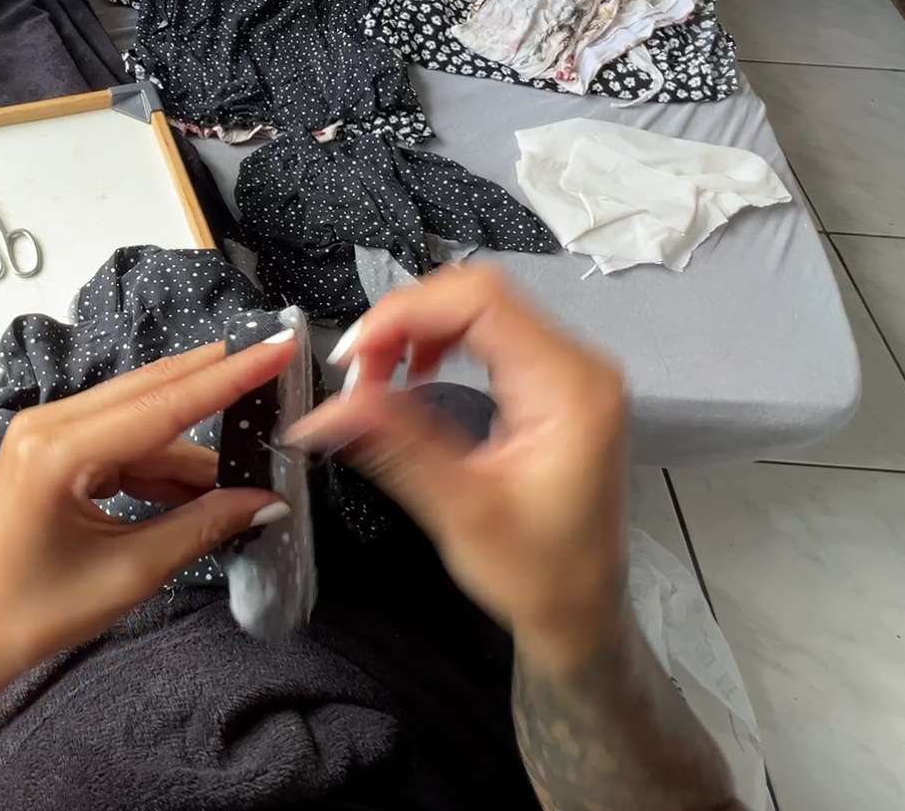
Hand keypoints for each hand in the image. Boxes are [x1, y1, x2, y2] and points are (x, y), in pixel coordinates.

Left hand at [0, 336, 295, 713]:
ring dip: (191, 447)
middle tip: (277, 365)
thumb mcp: (128, 574)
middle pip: (151, 392)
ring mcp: (48, 430)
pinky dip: (161, 463)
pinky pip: (123, 441)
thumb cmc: (37, 614)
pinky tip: (200, 487)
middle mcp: (49, 422)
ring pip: (141, 420)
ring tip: (248, 466)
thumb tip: (267, 501)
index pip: (162, 404)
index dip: (227, 376)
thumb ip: (201, 527)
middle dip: (215, 382)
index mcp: (58, 450)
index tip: (277, 345)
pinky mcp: (54, 446)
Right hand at [288, 265, 629, 674]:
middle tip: (358, 371)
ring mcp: (561, 367)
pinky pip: (480, 328)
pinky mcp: (543, 378)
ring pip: (471, 303)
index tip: (352, 357)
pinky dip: (430, 339)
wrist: (581, 612)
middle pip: (474, 292)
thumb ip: (393, 446)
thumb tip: (323, 409)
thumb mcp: (459, 510)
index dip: (403, 313)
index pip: (479, 302)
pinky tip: (412, 373)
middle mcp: (573, 363)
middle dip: (401, 319)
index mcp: (568, 388)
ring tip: (377, 376)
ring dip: (411, 328)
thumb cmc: (537, 574)